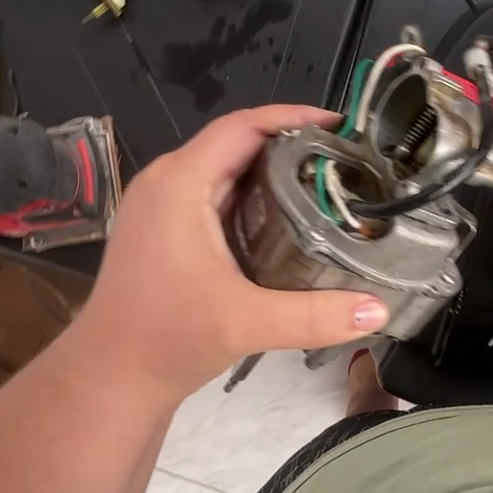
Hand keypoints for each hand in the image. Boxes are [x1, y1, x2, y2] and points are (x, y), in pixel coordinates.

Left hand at [67, 106, 389, 397]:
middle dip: (291, 144)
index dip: (292, 117)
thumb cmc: (168, 338)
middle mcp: (167, 182)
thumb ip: (316, 316)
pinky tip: (287, 217)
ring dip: (272, 169)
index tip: (341, 127)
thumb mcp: (247, 323)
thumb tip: (380, 310)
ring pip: (225, 168)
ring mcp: (161, 204)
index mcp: (180, 183)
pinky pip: (215, 192)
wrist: (111, 375)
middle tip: (345, 160)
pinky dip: (252, 194)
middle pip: (236, 142)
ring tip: (326, 182)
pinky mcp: (164, 227)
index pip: (242, 126)